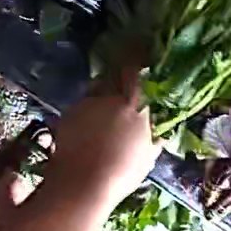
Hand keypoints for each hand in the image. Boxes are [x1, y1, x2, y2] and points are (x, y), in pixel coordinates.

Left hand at [46, 69, 157, 210]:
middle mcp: (110, 97)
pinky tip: (88, 123)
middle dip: (117, 73)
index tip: (138, 49)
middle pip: (113, 74)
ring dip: (101, 91)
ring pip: (96, 88)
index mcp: (134, 105)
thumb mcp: (147, 156)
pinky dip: (87, 108)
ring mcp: (87, 103)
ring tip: (104, 106)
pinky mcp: (69, 112)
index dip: (135, 59)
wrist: (82, 182)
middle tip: (121, 77)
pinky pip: (82, 102)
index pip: (134, 71)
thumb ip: (154, 138)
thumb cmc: (121, 173)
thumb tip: (161, 132)